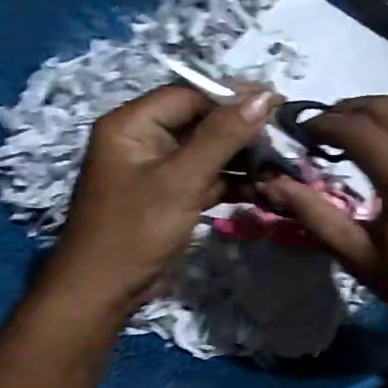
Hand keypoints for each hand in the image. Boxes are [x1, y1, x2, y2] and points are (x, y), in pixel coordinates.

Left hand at [45, 85, 277, 309]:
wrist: (103, 292)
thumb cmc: (135, 229)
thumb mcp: (182, 179)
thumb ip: (223, 136)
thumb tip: (263, 97)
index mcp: (132, 125)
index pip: (189, 95)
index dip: (232, 96)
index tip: (275, 102)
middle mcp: (143, 140)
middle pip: (201, 122)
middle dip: (242, 129)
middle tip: (283, 134)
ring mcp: (158, 170)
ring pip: (208, 152)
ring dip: (242, 157)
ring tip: (281, 161)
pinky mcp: (171, 197)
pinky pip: (206, 178)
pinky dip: (232, 181)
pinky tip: (265, 186)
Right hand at [259, 96, 387, 339]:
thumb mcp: (357, 255)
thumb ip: (314, 215)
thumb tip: (272, 185)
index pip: (358, 129)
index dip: (324, 123)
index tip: (299, 131)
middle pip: (386, 108)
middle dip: (348, 108)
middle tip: (320, 126)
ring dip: (376, 115)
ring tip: (348, 134)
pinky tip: (385, 154)